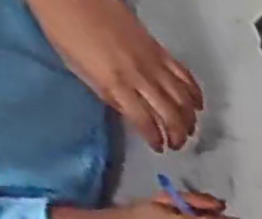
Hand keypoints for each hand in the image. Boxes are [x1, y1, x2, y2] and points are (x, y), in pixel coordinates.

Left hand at [28, 0, 203, 150]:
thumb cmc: (64, 28)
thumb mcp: (77, 68)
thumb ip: (107, 93)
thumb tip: (128, 112)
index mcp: (116, 83)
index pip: (145, 122)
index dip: (155, 139)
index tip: (158, 147)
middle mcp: (140, 77)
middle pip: (171, 115)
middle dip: (177, 135)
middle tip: (176, 144)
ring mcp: (154, 63)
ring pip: (184, 101)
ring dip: (189, 120)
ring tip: (187, 130)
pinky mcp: (160, 50)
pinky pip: (186, 76)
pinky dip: (195, 94)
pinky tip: (197, 105)